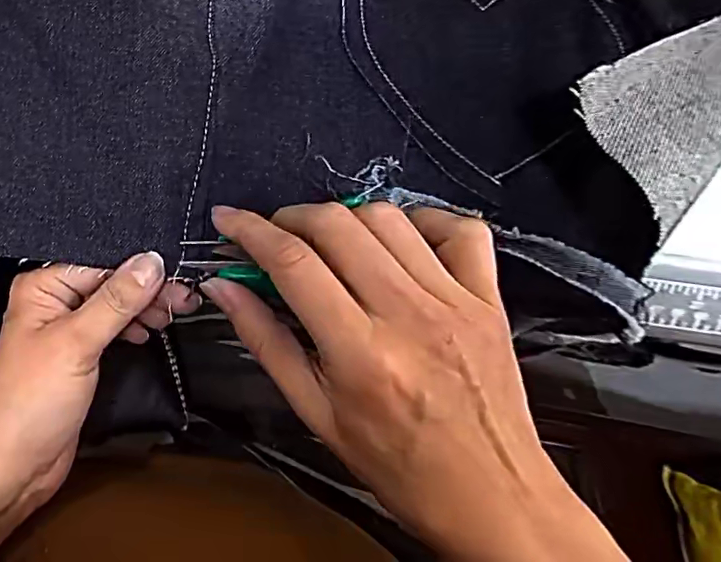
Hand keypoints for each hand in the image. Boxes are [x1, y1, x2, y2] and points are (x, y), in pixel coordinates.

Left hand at [0, 256, 199, 510]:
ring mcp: (65, 329)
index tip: (174, 274)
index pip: (102, 262)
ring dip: (144, 306)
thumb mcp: (77, 343)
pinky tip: (147, 329)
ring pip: (115, 304)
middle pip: (111, 281)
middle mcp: (53, 302)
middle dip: (148, 288)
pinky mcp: (78, 355)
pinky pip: (112, 327)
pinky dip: (133, 325)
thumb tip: (149, 264)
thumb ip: (116, 301)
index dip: (140, 268)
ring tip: (172, 310)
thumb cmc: (21, 408)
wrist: (8, 472)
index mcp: (43, 286)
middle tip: (181, 296)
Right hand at [203, 203, 626, 561]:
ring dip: (345, 216)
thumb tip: (225, 287)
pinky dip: (423, 218)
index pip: (292, 263)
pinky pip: (457, 228)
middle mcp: (408, 316)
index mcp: (362, 354)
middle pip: (334, 224)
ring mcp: (453, 301)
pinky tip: (401, 238)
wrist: (496, 503)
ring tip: (332, 241)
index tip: (229, 219)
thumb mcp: (317, 415)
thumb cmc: (402, 468)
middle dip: (291, 217)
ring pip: (385, 216)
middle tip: (277, 235)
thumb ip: (265, 341)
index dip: (250, 230)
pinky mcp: (486, 297)